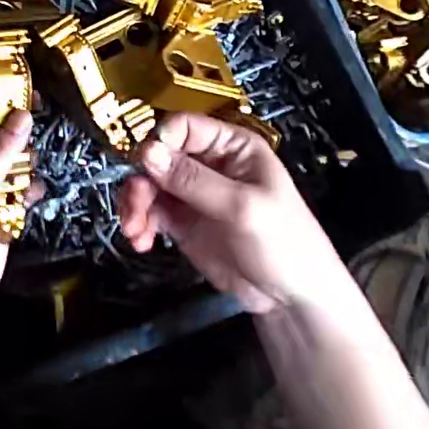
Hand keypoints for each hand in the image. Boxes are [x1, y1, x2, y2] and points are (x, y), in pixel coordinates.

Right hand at [119, 112, 351, 313]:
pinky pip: (150, 211)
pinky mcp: (182, 221)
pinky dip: (139, 222)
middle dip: (141, 179)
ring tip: (135, 229)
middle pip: (158, 155)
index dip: (160, 141)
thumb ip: (193, 180)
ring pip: (148, 183)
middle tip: (135, 205)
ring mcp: (193, 193)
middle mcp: (208, 163)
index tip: (145, 164)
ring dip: (135, 203)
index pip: (184, 126)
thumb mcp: (242, 207)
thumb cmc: (286, 245)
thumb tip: (148, 151)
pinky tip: (141, 240)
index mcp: (231, 146)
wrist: (293, 302)